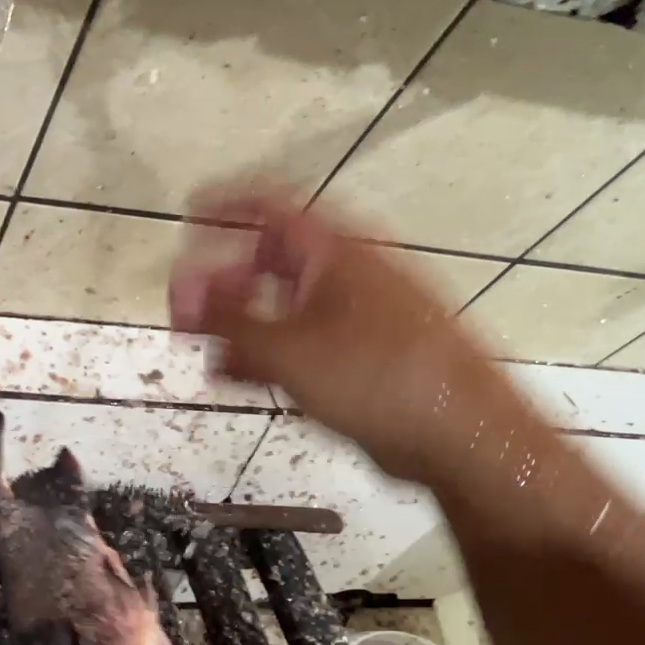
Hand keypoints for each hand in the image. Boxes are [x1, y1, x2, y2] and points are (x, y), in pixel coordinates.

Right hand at [169, 183, 538, 484]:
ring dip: (236, 321)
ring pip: (280, 304)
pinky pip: (298, 342)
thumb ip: (226, 318)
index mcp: (336, 251)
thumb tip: (179, 285)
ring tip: (199, 347)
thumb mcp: (289, 348)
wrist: (465, 437)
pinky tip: (233, 375)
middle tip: (183, 310)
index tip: (185, 218)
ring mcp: (354, 316)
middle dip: (220, 279)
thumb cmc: (379, 377)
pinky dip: (262, 352)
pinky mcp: (358, 357)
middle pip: (270, 260)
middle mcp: (346, 274)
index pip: (271, 208)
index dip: (225, 206)